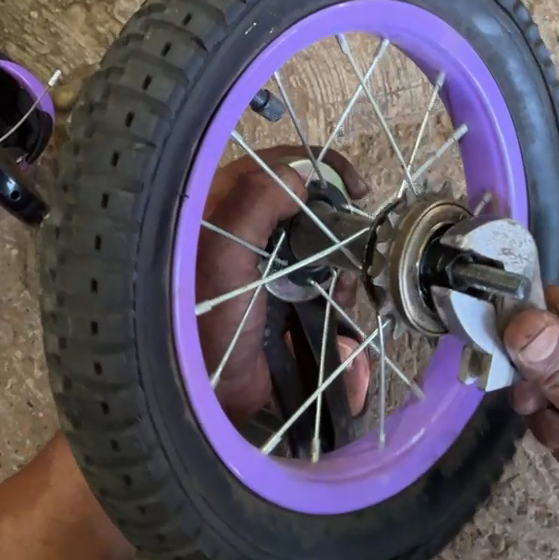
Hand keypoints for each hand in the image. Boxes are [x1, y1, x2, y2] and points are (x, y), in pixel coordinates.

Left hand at [198, 147, 369, 423]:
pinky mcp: (279, 301)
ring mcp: (264, 266)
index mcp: (223, 204)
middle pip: (307, 208)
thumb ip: (256, 200)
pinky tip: (340, 320)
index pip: (279, 166)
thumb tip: (301, 176)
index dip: (321, 170)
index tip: (356, 191)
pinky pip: (319, 289)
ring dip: (339, 273)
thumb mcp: (223, 251)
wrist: (202, 393)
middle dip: (337, 231)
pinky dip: (336, 302)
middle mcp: (244, 228)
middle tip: (349, 255)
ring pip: (319, 250)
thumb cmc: (203, 316)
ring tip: (340, 298)